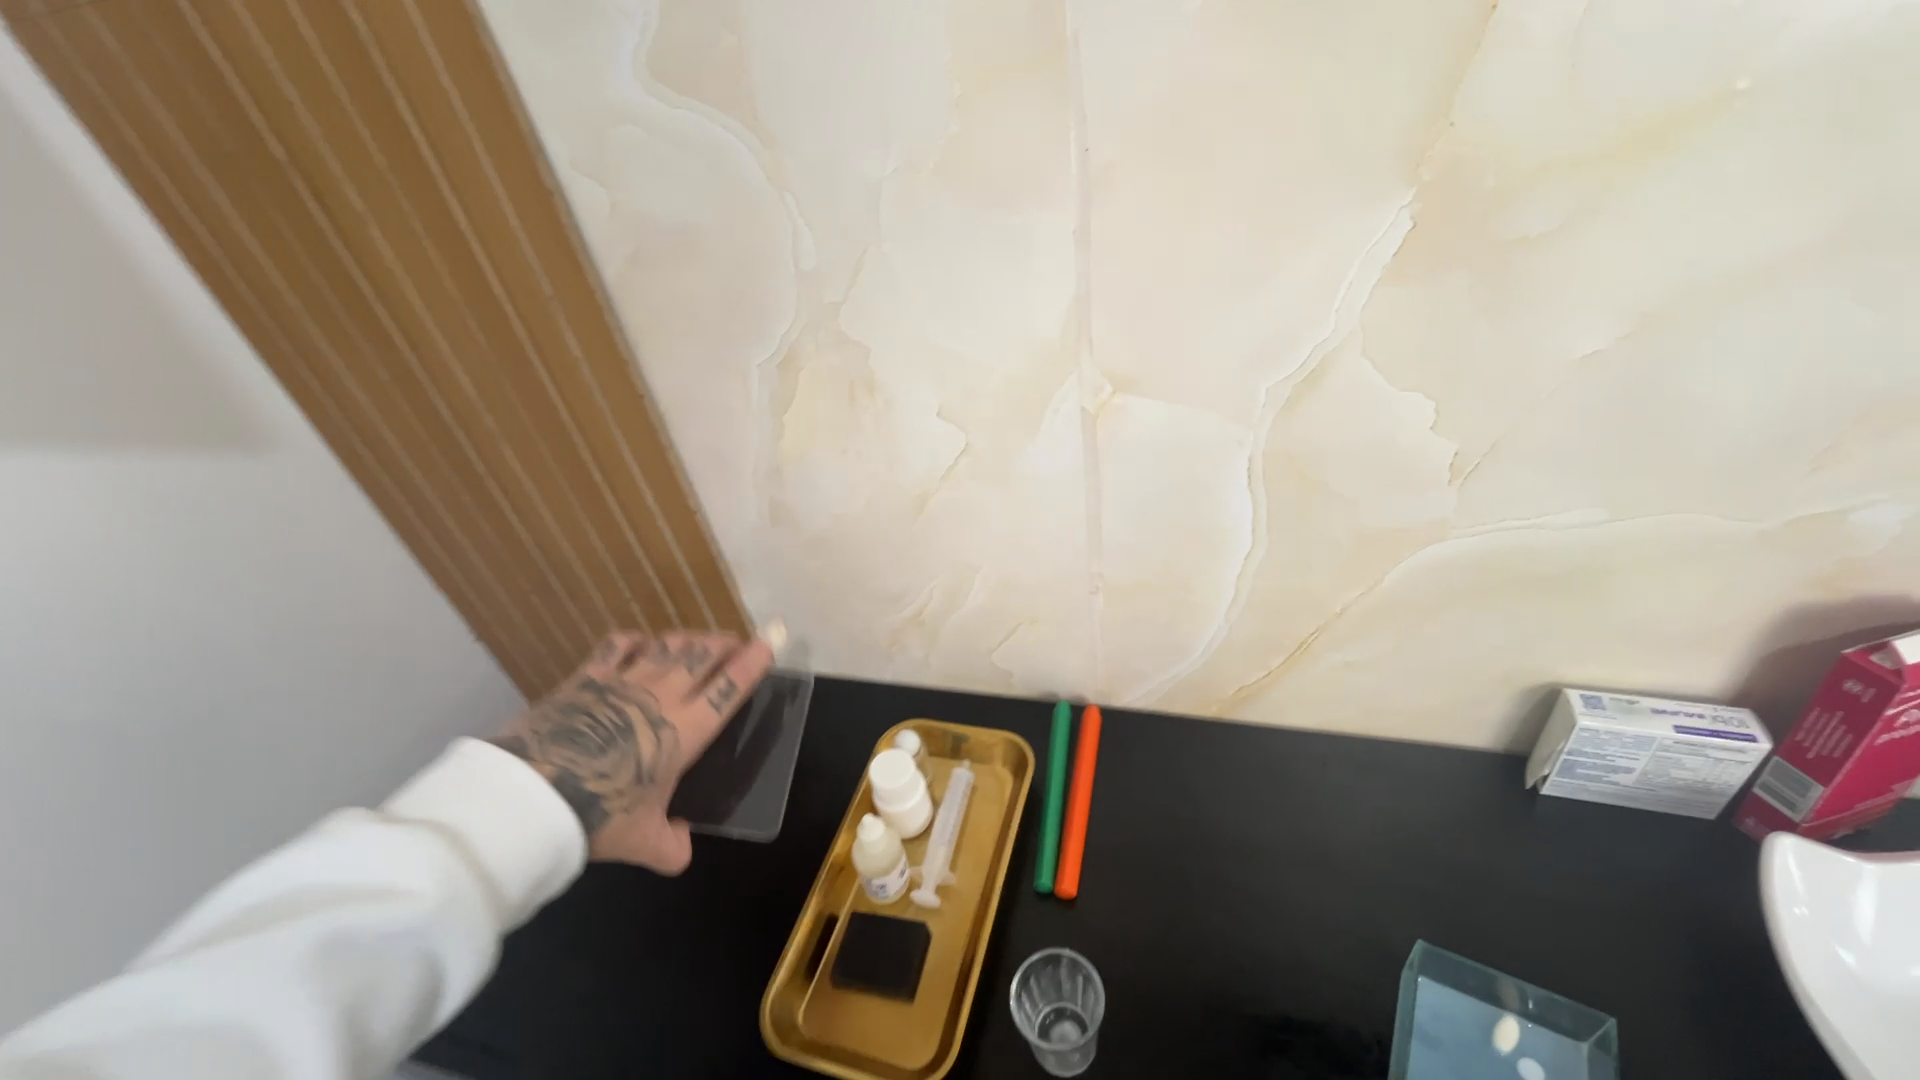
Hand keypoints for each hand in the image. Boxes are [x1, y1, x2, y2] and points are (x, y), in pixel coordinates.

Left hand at [489, 630, 773, 872]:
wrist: (531, 793)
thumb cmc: (599, 812)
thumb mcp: (642, 842)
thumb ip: (671, 846)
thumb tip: (682, 849)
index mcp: (686, 730)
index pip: (729, 687)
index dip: (751, 663)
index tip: (767, 644)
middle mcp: (661, 696)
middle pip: (702, 655)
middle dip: (724, 643)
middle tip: (736, 641)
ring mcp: (623, 680)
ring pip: (667, 645)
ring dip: (689, 639)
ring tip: (699, 640)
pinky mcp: (586, 676)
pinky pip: (618, 646)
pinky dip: (636, 640)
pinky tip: (640, 642)